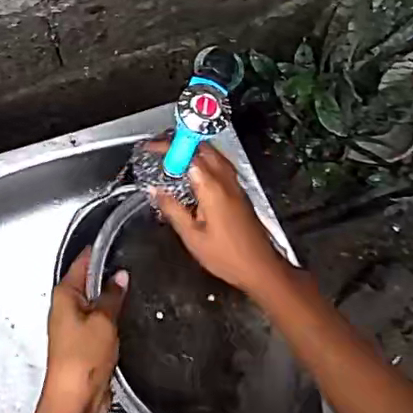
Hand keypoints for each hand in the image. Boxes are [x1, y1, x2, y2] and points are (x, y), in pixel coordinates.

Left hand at [43, 248, 127, 412]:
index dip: (100, 250)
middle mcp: (65, 305)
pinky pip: (98, 321)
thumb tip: (120, 275)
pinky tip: (127, 316)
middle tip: (132, 263)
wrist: (74, 401)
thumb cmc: (83, 358)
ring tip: (134, 286)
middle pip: (88, 281)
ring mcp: (72, 325)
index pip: (82, 261)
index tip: (118, 239)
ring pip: (95, 302)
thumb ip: (112, 296)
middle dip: (108, 275)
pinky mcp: (82, 343)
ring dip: (110, 298)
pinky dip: (110, 317)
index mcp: (64, 293)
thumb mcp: (103, 321)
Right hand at [149, 142, 292, 297]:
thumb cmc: (227, 256)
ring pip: (213, 153)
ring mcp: (235, 184)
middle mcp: (225, 180)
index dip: (167, 147)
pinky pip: (220, 164)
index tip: (150, 148)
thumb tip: (155, 190)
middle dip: (179, 143)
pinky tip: (194, 172)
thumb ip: (172, 209)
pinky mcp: (239, 191)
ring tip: (174, 157)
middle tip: (160, 150)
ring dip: (192, 149)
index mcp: (212, 188)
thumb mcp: (192, 236)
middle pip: (202, 147)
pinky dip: (204, 159)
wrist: (262, 269)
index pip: (187, 155)